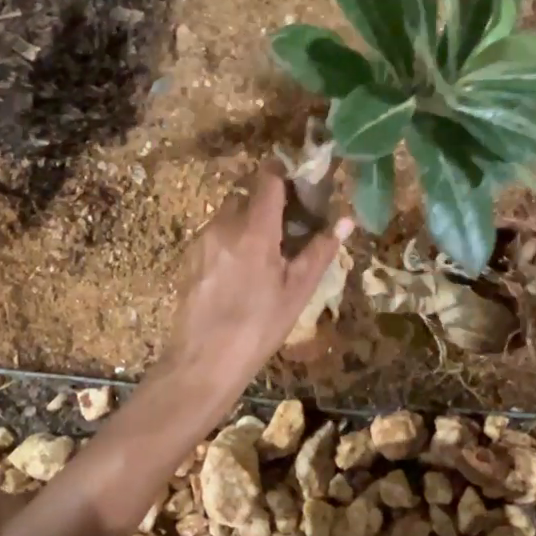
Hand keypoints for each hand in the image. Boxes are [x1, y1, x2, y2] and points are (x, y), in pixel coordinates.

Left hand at [163, 162, 352, 390]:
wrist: (204, 361)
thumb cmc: (259, 326)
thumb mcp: (297, 291)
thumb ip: (320, 250)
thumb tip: (346, 219)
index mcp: (255, 229)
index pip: (267, 178)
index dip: (284, 174)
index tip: (300, 185)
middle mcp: (224, 225)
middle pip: (247, 195)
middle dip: (267, 203)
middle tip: (288, 227)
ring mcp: (202, 240)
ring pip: (229, 215)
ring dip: (247, 223)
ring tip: (265, 255)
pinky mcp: (188, 257)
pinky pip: (214, 236)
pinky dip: (230, 242)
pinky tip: (239, 273)